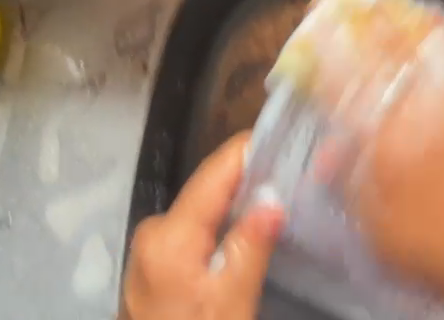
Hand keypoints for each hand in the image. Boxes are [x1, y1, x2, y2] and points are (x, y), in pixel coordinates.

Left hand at [123, 134, 284, 319]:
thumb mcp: (232, 306)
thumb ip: (251, 247)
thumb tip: (273, 196)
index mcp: (169, 234)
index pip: (217, 170)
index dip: (253, 150)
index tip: (291, 140)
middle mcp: (153, 231)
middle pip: (210, 187)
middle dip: (250, 179)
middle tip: (295, 171)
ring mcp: (149, 252)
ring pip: (204, 210)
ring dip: (238, 203)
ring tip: (280, 196)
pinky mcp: (154, 270)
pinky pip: (194, 232)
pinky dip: (222, 227)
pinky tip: (250, 232)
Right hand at [303, 6, 443, 303]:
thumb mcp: (380, 228)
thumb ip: (351, 184)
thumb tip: (329, 157)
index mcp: (385, 137)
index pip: (343, 81)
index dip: (323, 51)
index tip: (309, 28)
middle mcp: (418, 105)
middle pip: (378, 51)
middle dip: (352, 22)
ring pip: (416, 43)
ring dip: (392, 15)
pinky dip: (439, 28)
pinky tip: (430, 16)